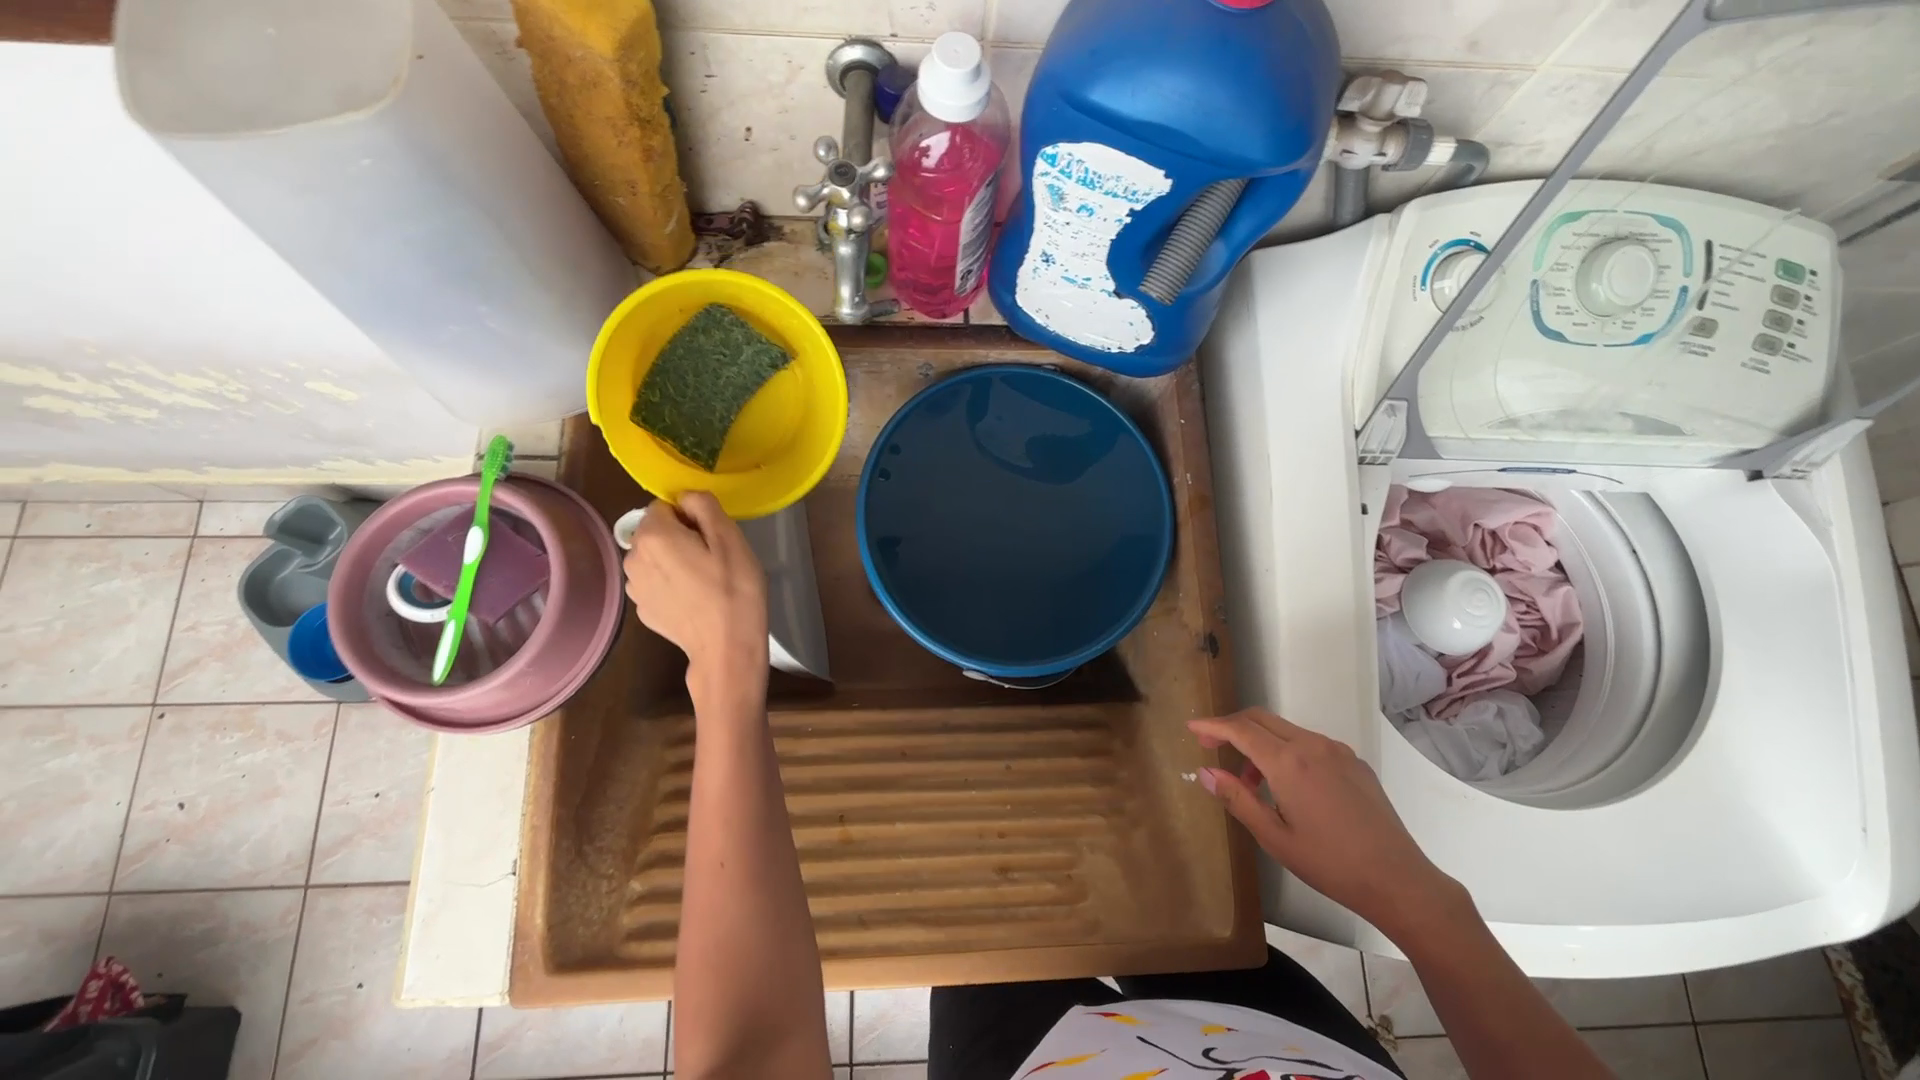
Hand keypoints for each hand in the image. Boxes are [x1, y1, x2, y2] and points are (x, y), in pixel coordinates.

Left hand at [622, 492, 768, 704]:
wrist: (726, 650)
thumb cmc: (734, 591)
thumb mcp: (731, 538)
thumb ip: (704, 505)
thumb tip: (685, 497)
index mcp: (653, 536)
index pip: (664, 506)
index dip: (690, 516)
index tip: (713, 538)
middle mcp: (633, 558)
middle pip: (656, 531)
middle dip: (680, 537)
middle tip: (713, 559)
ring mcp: (635, 588)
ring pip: (655, 557)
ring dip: (674, 561)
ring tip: (705, 582)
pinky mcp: (643, 611)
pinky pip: (656, 583)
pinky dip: (671, 585)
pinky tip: (695, 601)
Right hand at [1189, 708, 1469, 943]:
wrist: (1397, 878)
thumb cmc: (1329, 863)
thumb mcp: (1274, 836)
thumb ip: (1238, 799)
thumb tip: (1206, 773)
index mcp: (1289, 762)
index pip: (1240, 729)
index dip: (1212, 726)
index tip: (1191, 728)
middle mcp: (1312, 745)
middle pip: (1261, 718)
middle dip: (1232, 727)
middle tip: (1211, 746)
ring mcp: (1337, 751)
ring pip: (1286, 730)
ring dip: (1259, 742)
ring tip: (1249, 781)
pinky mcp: (1354, 762)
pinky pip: (1309, 743)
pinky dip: (1286, 751)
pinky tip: (1286, 786)